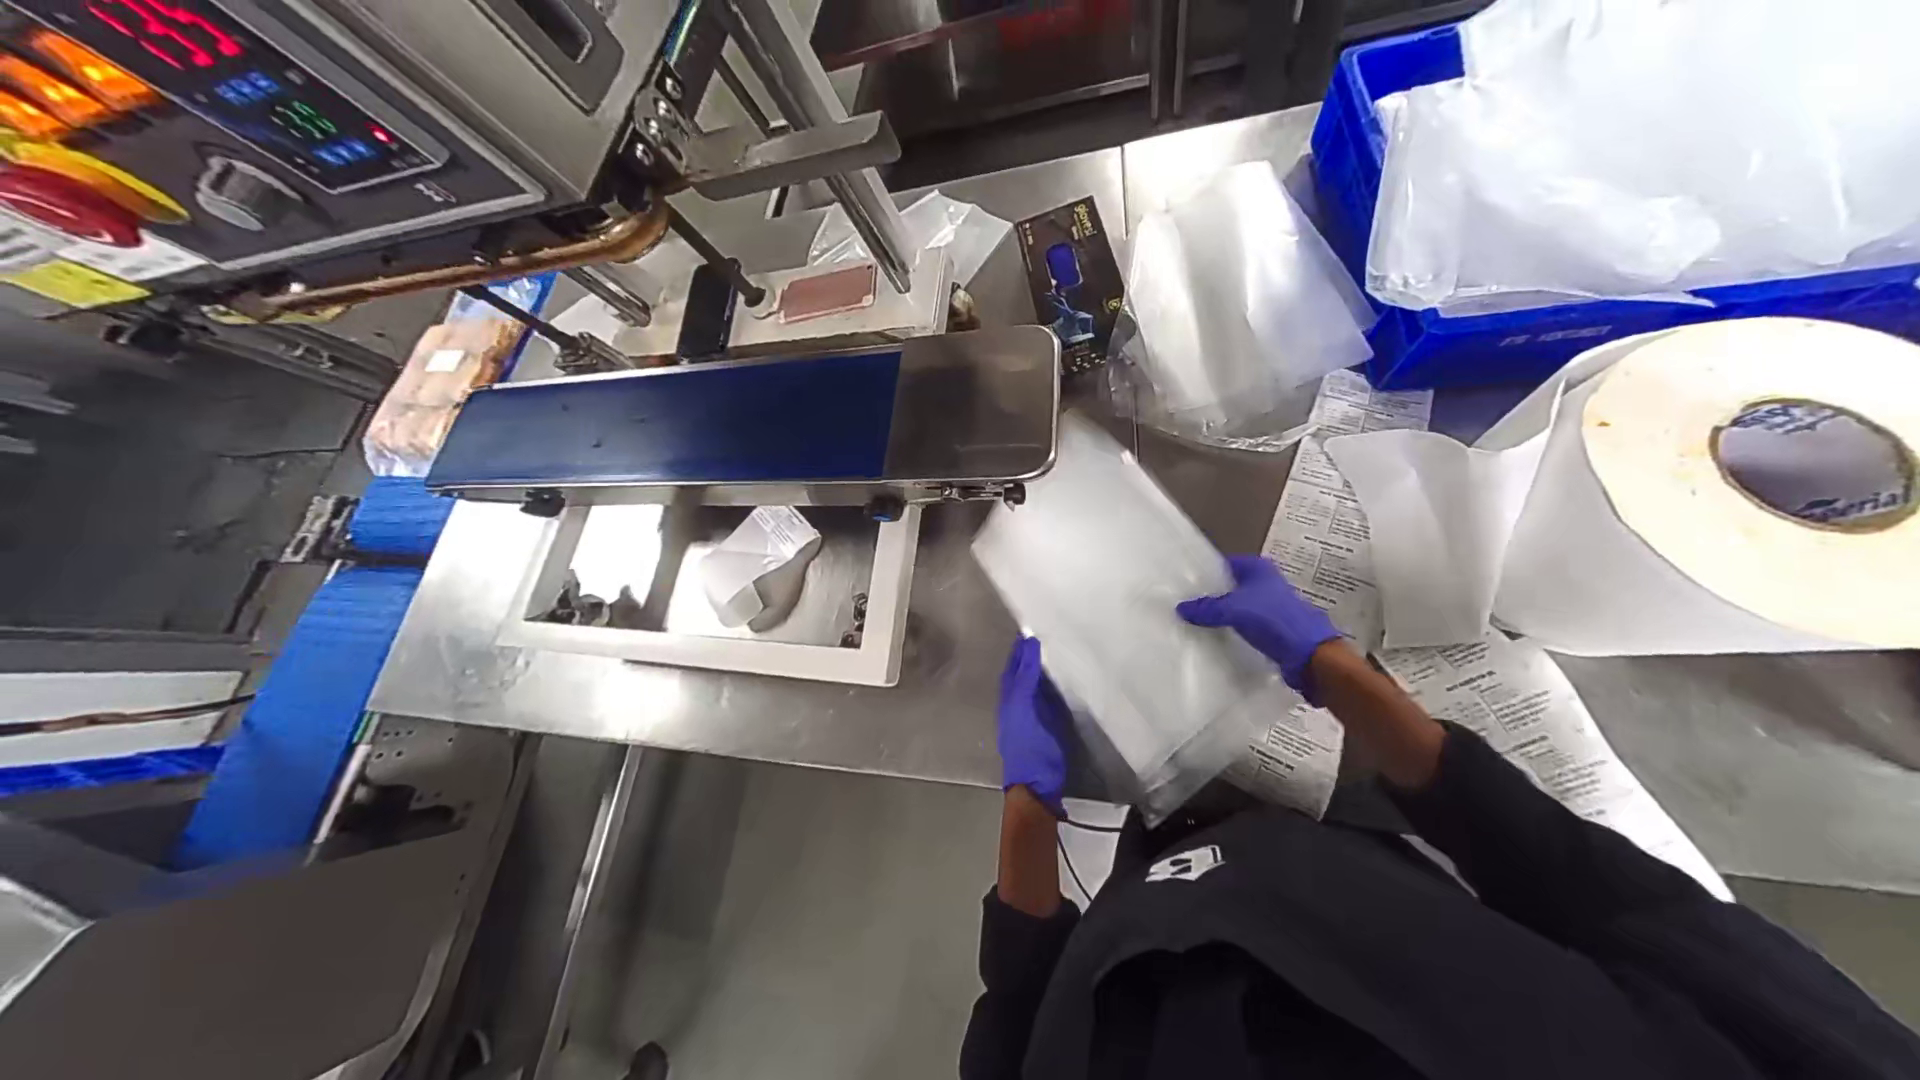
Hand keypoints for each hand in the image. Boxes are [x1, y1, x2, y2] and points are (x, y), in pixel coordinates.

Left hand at [997, 635, 1070, 813]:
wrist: (1038, 786)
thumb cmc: (1031, 746)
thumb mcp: (1026, 707)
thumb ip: (1027, 677)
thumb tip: (1030, 643)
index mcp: (1010, 696)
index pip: (1015, 663)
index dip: (1022, 646)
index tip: (1035, 625)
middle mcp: (1018, 702)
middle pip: (1023, 671)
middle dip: (1032, 653)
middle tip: (1050, 632)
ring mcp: (1033, 715)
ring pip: (1036, 683)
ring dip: (1043, 667)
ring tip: (1058, 648)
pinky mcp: (1048, 725)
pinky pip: (1049, 697)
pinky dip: (1054, 683)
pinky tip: (1064, 677)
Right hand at [1177, 554, 1342, 701]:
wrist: (1309, 655)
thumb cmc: (1273, 620)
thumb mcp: (1232, 610)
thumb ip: (1206, 608)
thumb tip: (1181, 608)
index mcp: (1259, 568)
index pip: (1224, 563)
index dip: (1206, 571)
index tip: (1185, 582)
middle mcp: (1267, 583)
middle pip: (1231, 586)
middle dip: (1211, 594)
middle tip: (1185, 603)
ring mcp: (1272, 606)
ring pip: (1238, 606)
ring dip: (1221, 614)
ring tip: (1195, 621)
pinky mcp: (1273, 628)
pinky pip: (1245, 625)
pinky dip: (1232, 629)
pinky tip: (1216, 637)